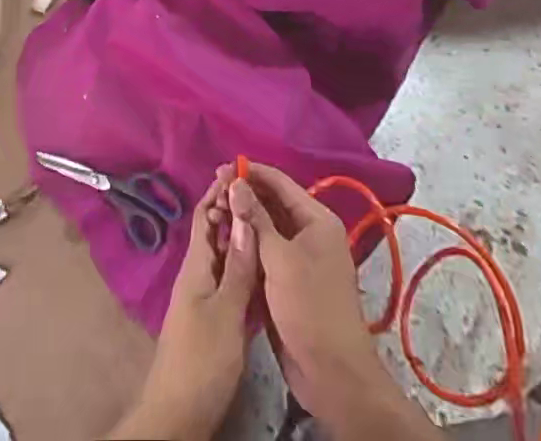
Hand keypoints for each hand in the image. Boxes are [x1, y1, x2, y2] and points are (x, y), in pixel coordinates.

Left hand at [107, 165, 258, 440]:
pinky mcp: (216, 318)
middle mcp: (199, 274)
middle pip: (215, 232)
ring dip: (242, 236)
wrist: (181, 408)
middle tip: (261, 191)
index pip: (206, 216)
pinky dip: (247, 267)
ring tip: (269, 219)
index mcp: (197, 266)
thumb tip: (244, 217)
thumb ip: (238, 268)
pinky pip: (232, 280)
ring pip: (225, 256)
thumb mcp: (225, 311)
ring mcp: (206, 296)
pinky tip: (265, 267)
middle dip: (233, 209)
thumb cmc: (202, 357)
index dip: (219, 192)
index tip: (238, 169)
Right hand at [228, 163, 373, 423]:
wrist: (330, 371)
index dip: (250, 173)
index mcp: (316, 220)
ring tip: (211, 211)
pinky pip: (262, 248)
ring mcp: (297, 256)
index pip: (279, 183)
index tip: (218, 169)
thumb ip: (255, 217)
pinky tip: (221, 236)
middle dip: (243, 194)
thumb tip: (235, 181)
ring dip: (241, 217)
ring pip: (264, 225)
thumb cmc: (308, 306)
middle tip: (210, 191)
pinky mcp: (285, 277)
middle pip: (271, 202)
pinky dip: (244, 240)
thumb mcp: (278, 258)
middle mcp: (308, 232)